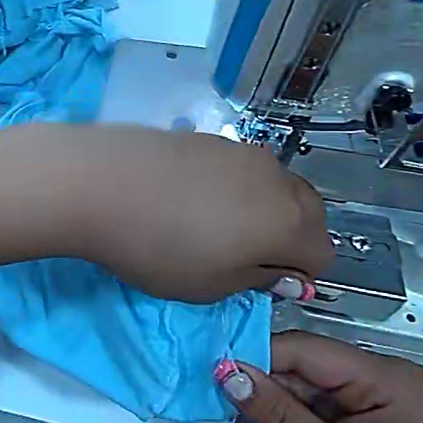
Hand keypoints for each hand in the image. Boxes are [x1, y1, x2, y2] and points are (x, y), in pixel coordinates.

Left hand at [20, 125, 331, 302]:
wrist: (101, 182)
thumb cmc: (160, 248)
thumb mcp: (212, 285)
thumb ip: (259, 279)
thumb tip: (287, 276)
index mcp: (289, 221)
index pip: (321, 253)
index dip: (298, 274)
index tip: (263, 282)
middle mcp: (277, 179)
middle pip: (306, 212)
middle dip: (290, 238)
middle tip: (245, 257)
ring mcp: (243, 151)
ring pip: (274, 186)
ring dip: (263, 210)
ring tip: (215, 226)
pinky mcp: (211, 138)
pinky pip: (242, 168)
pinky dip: (234, 187)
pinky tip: (193, 198)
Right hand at [219, 332, 422, 422]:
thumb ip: (279, 416)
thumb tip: (229, 372)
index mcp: (387, 376)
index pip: (308, 349)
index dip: (258, 356)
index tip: (213, 370)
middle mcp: (385, 379)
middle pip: (309, 366)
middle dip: (266, 383)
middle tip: (220, 403)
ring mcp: (382, 403)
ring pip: (313, 388)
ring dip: (277, 404)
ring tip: (239, 422)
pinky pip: (325, 410)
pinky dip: (295, 421)